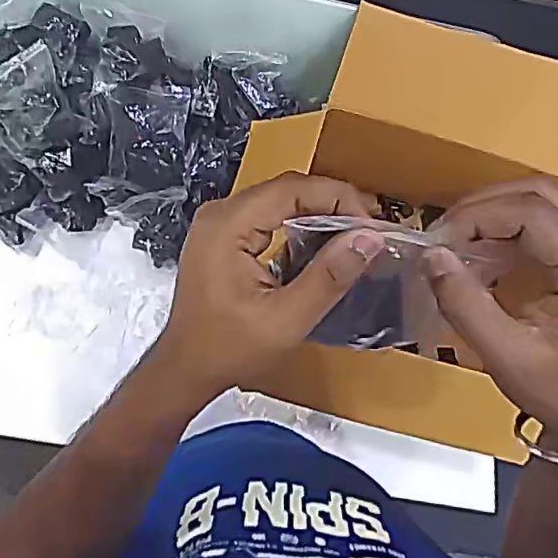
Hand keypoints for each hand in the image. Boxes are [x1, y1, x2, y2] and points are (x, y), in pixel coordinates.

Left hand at [150, 172, 383, 396]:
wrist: (187, 368)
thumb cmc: (230, 349)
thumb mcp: (287, 319)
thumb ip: (329, 277)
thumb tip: (369, 239)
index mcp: (227, 225)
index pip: (292, 189)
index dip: (338, 197)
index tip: (371, 222)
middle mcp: (220, 214)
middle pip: (286, 189)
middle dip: (333, 201)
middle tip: (369, 226)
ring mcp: (219, 223)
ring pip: (280, 199)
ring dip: (319, 211)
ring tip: (355, 232)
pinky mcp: (224, 236)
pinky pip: (269, 215)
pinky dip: (300, 223)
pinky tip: (324, 242)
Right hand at [424, 178, 557, 455]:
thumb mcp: (508, 358)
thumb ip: (467, 306)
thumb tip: (432, 257)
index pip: (533, 214)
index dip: (480, 216)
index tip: (440, 239)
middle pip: (541, 194)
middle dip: (485, 205)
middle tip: (445, 232)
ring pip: (545, 202)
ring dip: (497, 212)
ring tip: (458, 239)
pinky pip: (548, 223)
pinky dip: (509, 228)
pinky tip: (483, 252)